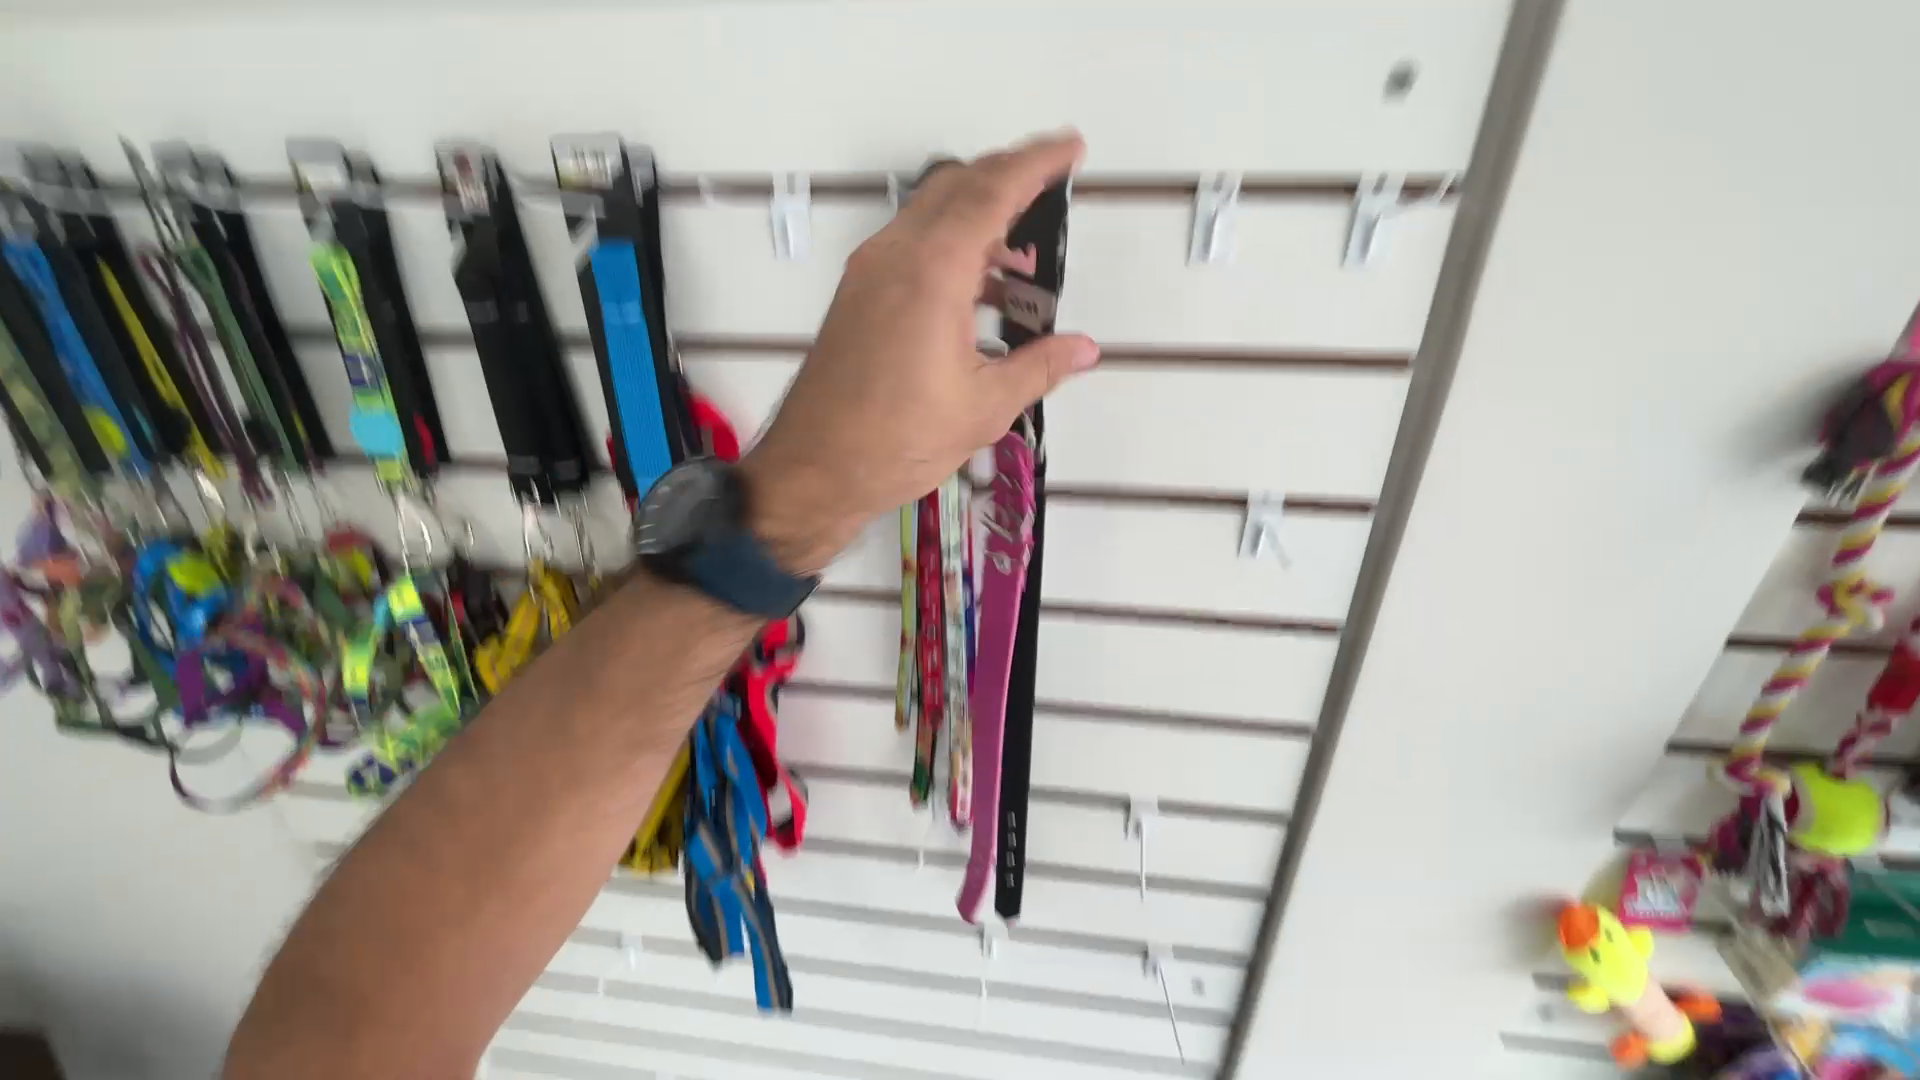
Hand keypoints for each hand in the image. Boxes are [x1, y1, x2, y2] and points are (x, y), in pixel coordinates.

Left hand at [743, 131, 1099, 572]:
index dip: (1037, 164)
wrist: (814, 470)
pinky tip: (979, 292)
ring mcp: (869, 272)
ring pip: (930, 215)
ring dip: (978, 219)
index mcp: (932, 271)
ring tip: (1023, 261)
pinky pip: (910, 246)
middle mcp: (895, 255)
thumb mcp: (983, 407)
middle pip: (957, 187)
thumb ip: (1039, 367)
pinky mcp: (857, 295)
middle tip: (1052, 187)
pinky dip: (950, 249)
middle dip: (1008, 177)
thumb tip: (1085, 349)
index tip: (1072, 148)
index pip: (992, 192)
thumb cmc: (899, 440)